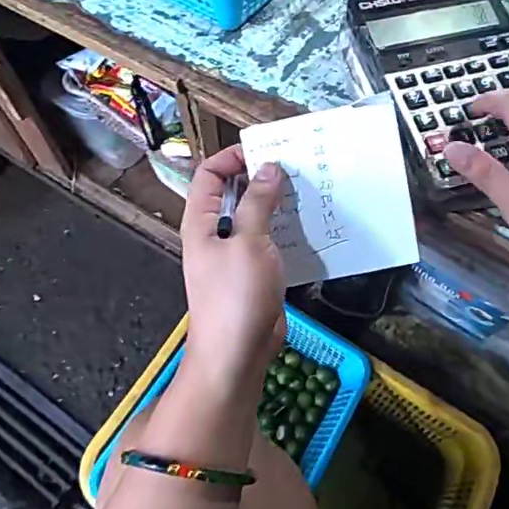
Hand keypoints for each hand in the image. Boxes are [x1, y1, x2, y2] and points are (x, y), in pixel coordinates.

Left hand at [179, 146, 288, 393]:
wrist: (236, 355)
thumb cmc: (235, 296)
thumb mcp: (249, 242)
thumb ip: (258, 202)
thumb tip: (269, 167)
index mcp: (200, 222)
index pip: (209, 175)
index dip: (232, 158)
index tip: (265, 152)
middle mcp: (214, 233)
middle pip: (233, 193)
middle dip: (260, 178)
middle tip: (295, 169)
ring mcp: (234, 254)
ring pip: (254, 217)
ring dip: (276, 204)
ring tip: (306, 192)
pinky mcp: (253, 272)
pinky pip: (267, 241)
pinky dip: (284, 230)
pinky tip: (307, 226)